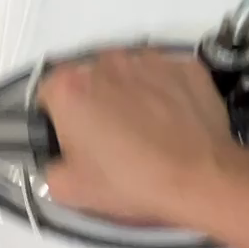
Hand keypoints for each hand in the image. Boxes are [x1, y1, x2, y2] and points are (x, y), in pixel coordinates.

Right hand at [37, 49, 248, 232]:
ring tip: (143, 129)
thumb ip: (50, 165)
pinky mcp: (186, 66)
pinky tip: (169, 122)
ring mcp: (150, 59)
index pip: (47, 92)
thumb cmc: (128, 182)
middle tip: (107, 138)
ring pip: (127, 73)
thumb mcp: (68, 188)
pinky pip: (163, 75)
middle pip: (88, 77)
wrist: (201, 179)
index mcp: (70, 86)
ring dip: (127, 93)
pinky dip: (162, 92)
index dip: (56, 117)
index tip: (71, 139)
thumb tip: (60, 157)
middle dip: (92, 101)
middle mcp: (106, 62)